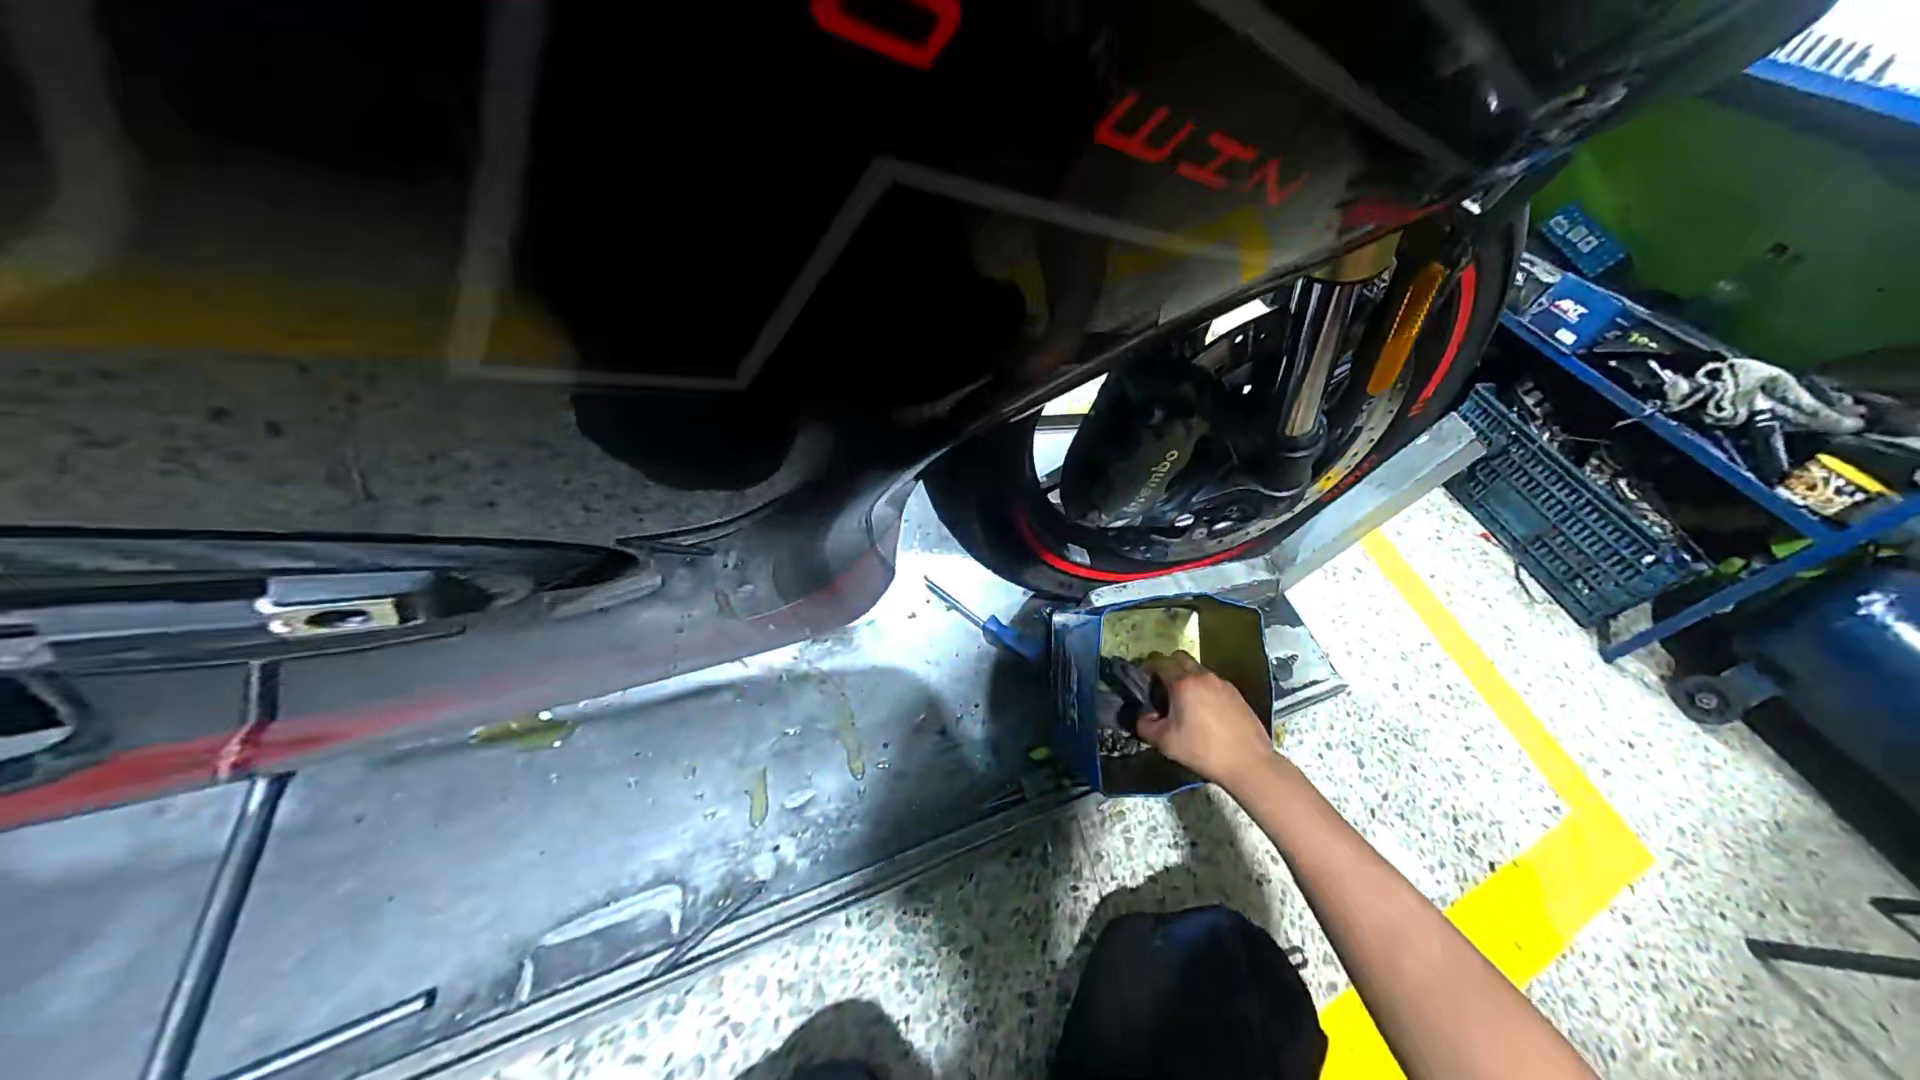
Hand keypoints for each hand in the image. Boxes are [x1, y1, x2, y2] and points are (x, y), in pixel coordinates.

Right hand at [1134, 650, 1277, 790]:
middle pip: (1180, 658)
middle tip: (1161, 688)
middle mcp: (1203, 676)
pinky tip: (1204, 712)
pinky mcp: (1236, 694)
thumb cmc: (1203, 750)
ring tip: (1183, 702)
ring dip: (1186, 678)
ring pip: (1198, 670)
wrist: (1249, 762)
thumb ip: (1144, 725)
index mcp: (1183, 683)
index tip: (1143, 682)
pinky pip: (1212, 683)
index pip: (1160, 662)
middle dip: (1167, 667)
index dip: (1147, 668)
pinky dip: (1203, 689)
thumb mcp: (1165, 742)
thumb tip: (1143, 716)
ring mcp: (1222, 683)